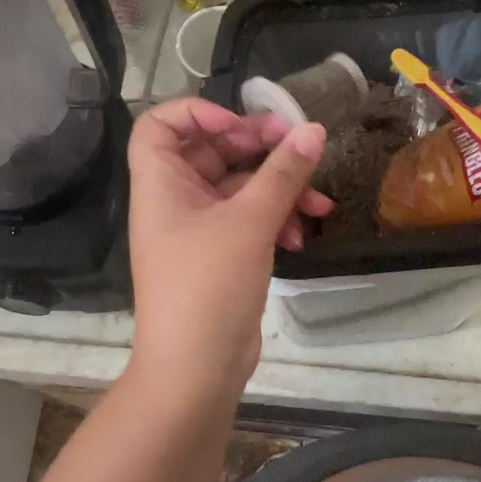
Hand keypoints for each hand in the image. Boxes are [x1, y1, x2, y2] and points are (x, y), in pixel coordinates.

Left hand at [126, 99, 329, 395]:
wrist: (196, 368)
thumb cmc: (209, 285)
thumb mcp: (250, 222)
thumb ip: (283, 173)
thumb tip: (314, 130)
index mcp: (160, 182)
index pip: (161, 124)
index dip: (199, 113)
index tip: (243, 125)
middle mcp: (174, 200)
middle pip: (212, 152)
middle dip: (259, 149)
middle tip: (299, 146)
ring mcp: (198, 230)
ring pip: (240, 189)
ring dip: (280, 190)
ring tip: (319, 204)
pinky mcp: (221, 256)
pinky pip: (249, 220)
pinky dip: (276, 220)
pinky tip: (304, 234)